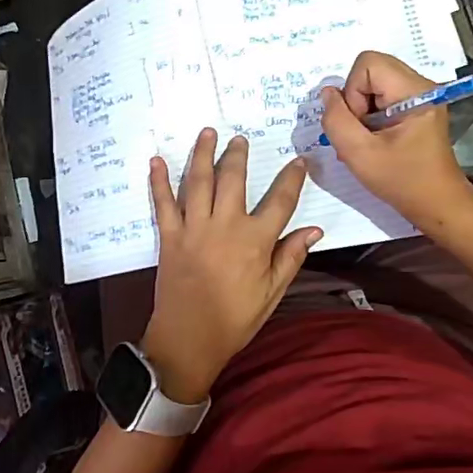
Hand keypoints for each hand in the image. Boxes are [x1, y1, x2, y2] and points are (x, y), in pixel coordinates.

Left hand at [141, 129, 320, 403]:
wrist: (188, 340)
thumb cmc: (235, 320)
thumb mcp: (272, 293)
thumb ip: (291, 257)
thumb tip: (314, 231)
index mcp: (255, 241)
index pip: (280, 200)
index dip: (292, 178)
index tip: (298, 162)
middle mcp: (224, 226)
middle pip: (233, 179)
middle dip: (238, 155)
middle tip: (240, 139)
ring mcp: (193, 229)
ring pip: (198, 182)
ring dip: (203, 154)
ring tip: (208, 132)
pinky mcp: (169, 237)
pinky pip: (163, 203)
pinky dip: (159, 181)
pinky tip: (158, 160)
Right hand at [318, 51, 472, 233]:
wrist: (437, 203)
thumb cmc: (403, 182)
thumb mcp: (359, 154)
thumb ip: (336, 120)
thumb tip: (328, 94)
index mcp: (415, 91)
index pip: (368, 64)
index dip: (353, 92)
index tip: (361, 126)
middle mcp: (421, 85)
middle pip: (371, 70)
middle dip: (356, 100)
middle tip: (362, 133)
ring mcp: (420, 96)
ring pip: (374, 83)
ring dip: (362, 110)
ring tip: (368, 141)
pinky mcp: (416, 108)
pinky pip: (383, 97)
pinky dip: (371, 116)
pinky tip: (375, 141)